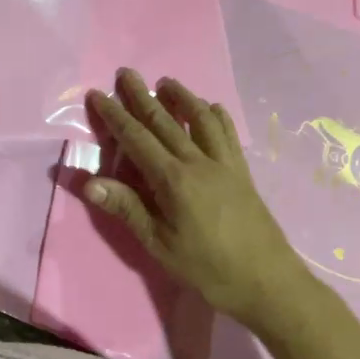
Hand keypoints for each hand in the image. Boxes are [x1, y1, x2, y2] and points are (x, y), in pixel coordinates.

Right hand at [83, 69, 311, 332]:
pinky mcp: (243, 173)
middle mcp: (197, 163)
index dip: (114, 116)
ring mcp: (224, 165)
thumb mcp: (160, 245)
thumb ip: (126, 209)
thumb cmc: (210, 270)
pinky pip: (228, 136)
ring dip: (181, 97)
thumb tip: (88, 182)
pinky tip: (212, 108)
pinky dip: (217, 117)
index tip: (97, 94)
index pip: (136, 139)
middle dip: (142, 96)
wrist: (271, 285)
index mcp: (173, 180)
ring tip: (166, 82)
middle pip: (165, 121)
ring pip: (200, 120)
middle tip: (126, 72)